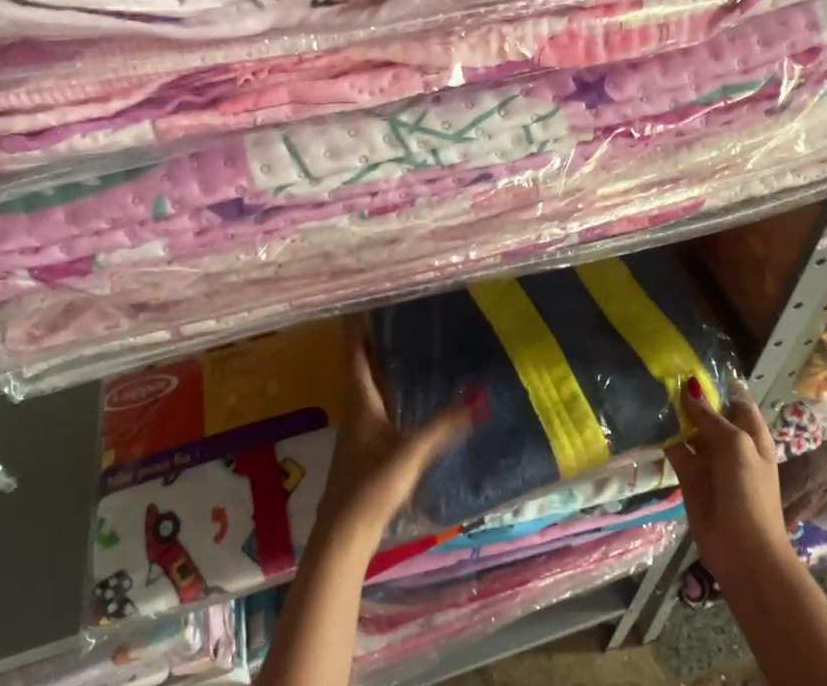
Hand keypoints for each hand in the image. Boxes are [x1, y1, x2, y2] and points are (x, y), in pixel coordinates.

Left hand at [314, 326, 475, 543]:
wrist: (345, 532)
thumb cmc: (371, 484)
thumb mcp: (411, 451)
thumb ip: (445, 424)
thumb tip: (481, 396)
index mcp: (359, 397)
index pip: (354, 348)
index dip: (357, 322)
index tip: (364, 294)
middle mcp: (356, 405)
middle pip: (361, 361)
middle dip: (373, 334)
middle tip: (393, 308)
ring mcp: (360, 427)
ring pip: (369, 381)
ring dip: (380, 359)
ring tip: (402, 337)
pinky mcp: (368, 445)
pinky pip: (378, 401)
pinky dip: (389, 385)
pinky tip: (407, 388)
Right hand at [664, 377, 794, 580]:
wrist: (743, 549)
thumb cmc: (749, 492)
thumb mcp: (736, 446)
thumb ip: (711, 418)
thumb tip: (690, 390)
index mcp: (752, 435)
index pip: (736, 402)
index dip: (718, 385)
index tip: (693, 364)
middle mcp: (731, 445)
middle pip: (709, 415)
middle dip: (690, 398)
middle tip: (661, 373)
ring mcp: (709, 463)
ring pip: (690, 432)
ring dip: (674, 417)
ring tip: (649, 392)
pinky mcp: (690, 479)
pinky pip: (676, 453)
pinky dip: (664, 439)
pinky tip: (646, 422)